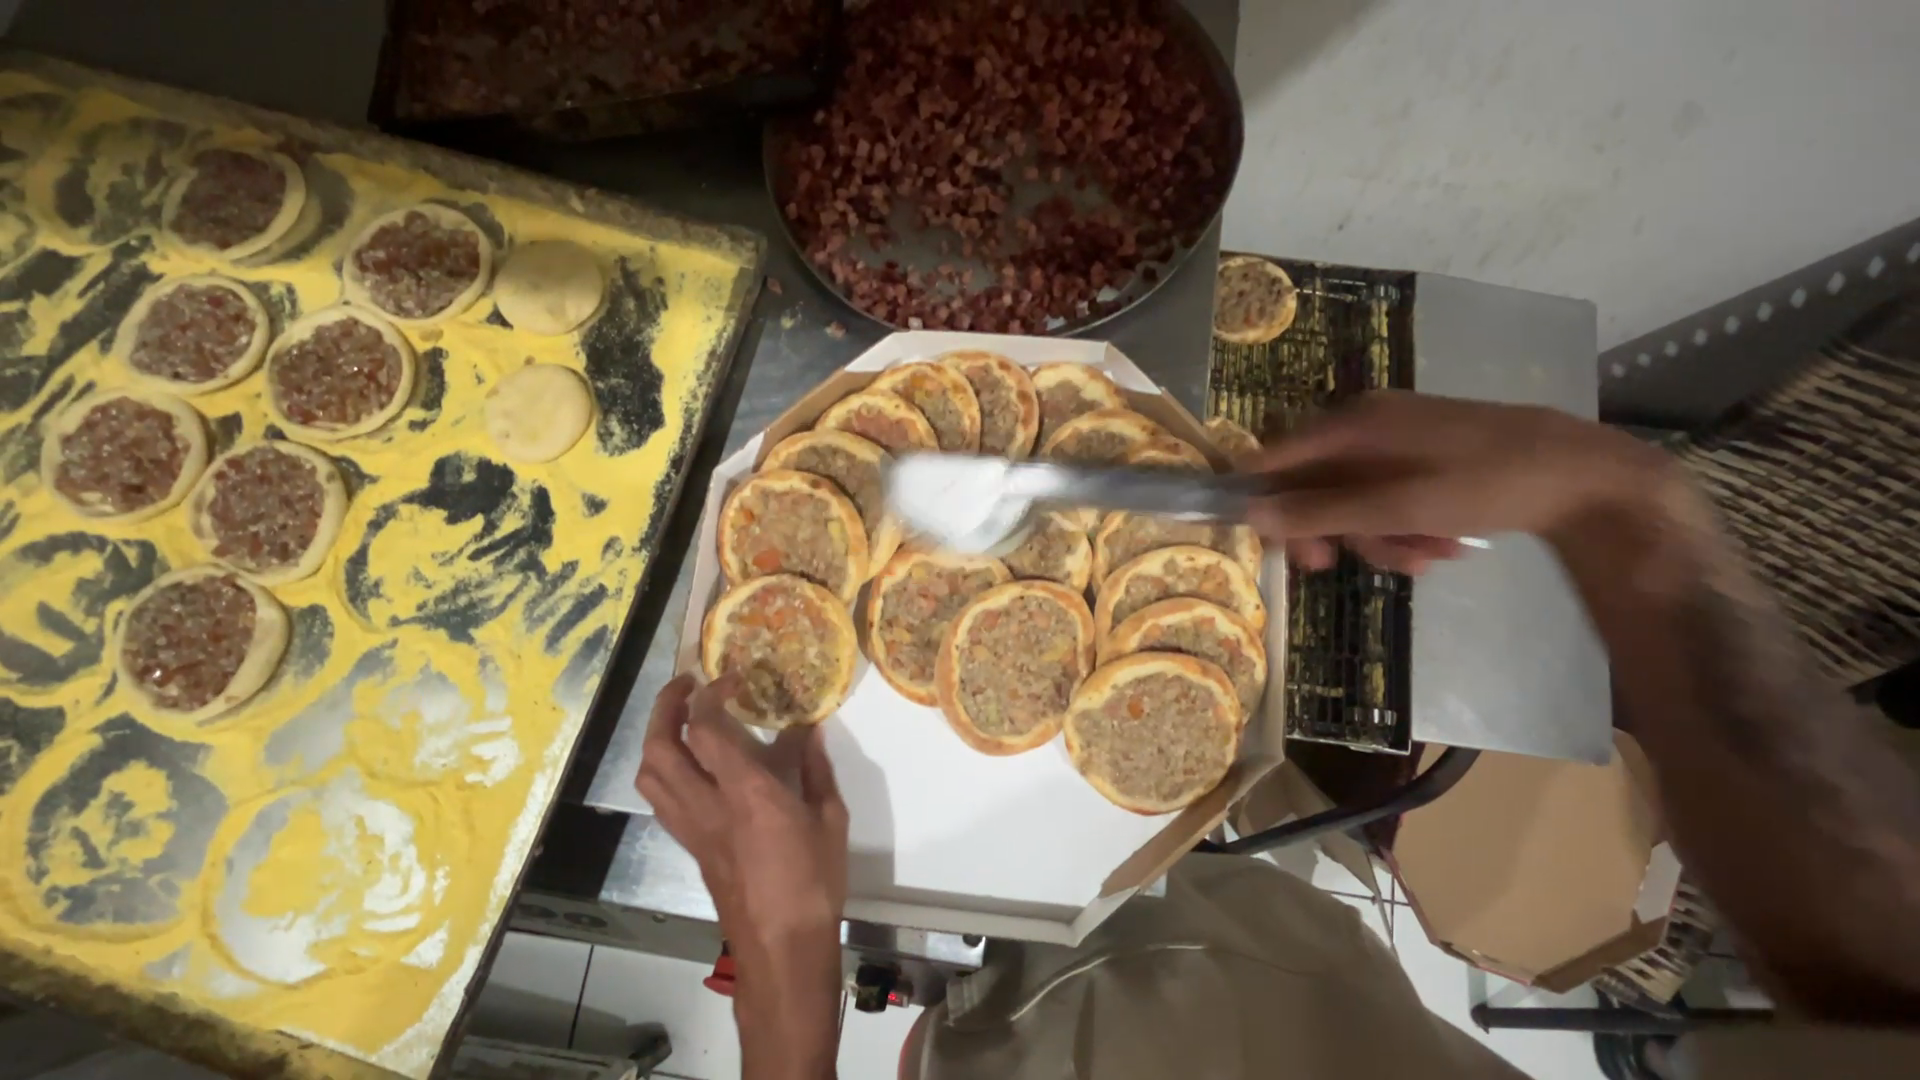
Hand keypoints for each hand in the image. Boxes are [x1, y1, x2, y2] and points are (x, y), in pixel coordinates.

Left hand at [636, 674, 846, 1077]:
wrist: (781, 945)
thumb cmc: (814, 880)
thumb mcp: (830, 817)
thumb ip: (815, 768)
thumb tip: (809, 729)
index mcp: (746, 793)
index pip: (705, 728)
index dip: (709, 694)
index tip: (731, 677)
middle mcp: (707, 805)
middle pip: (660, 746)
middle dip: (664, 706)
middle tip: (687, 684)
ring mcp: (692, 827)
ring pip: (650, 774)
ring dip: (657, 736)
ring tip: (681, 717)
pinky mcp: (690, 845)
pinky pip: (662, 798)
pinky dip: (665, 768)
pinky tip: (691, 764)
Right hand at [1242, 391, 1668, 574]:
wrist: (1584, 474)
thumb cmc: (1483, 483)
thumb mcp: (1396, 507)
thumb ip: (1320, 512)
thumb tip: (1250, 514)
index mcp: (1350, 424)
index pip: (1274, 459)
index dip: (1265, 502)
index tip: (1282, 546)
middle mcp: (1363, 423)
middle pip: (1313, 484)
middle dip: (1332, 530)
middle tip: (1337, 567)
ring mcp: (1395, 438)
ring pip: (1352, 497)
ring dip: (1376, 536)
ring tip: (1420, 559)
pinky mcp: (1422, 454)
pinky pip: (1387, 494)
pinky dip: (1402, 525)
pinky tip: (1438, 546)